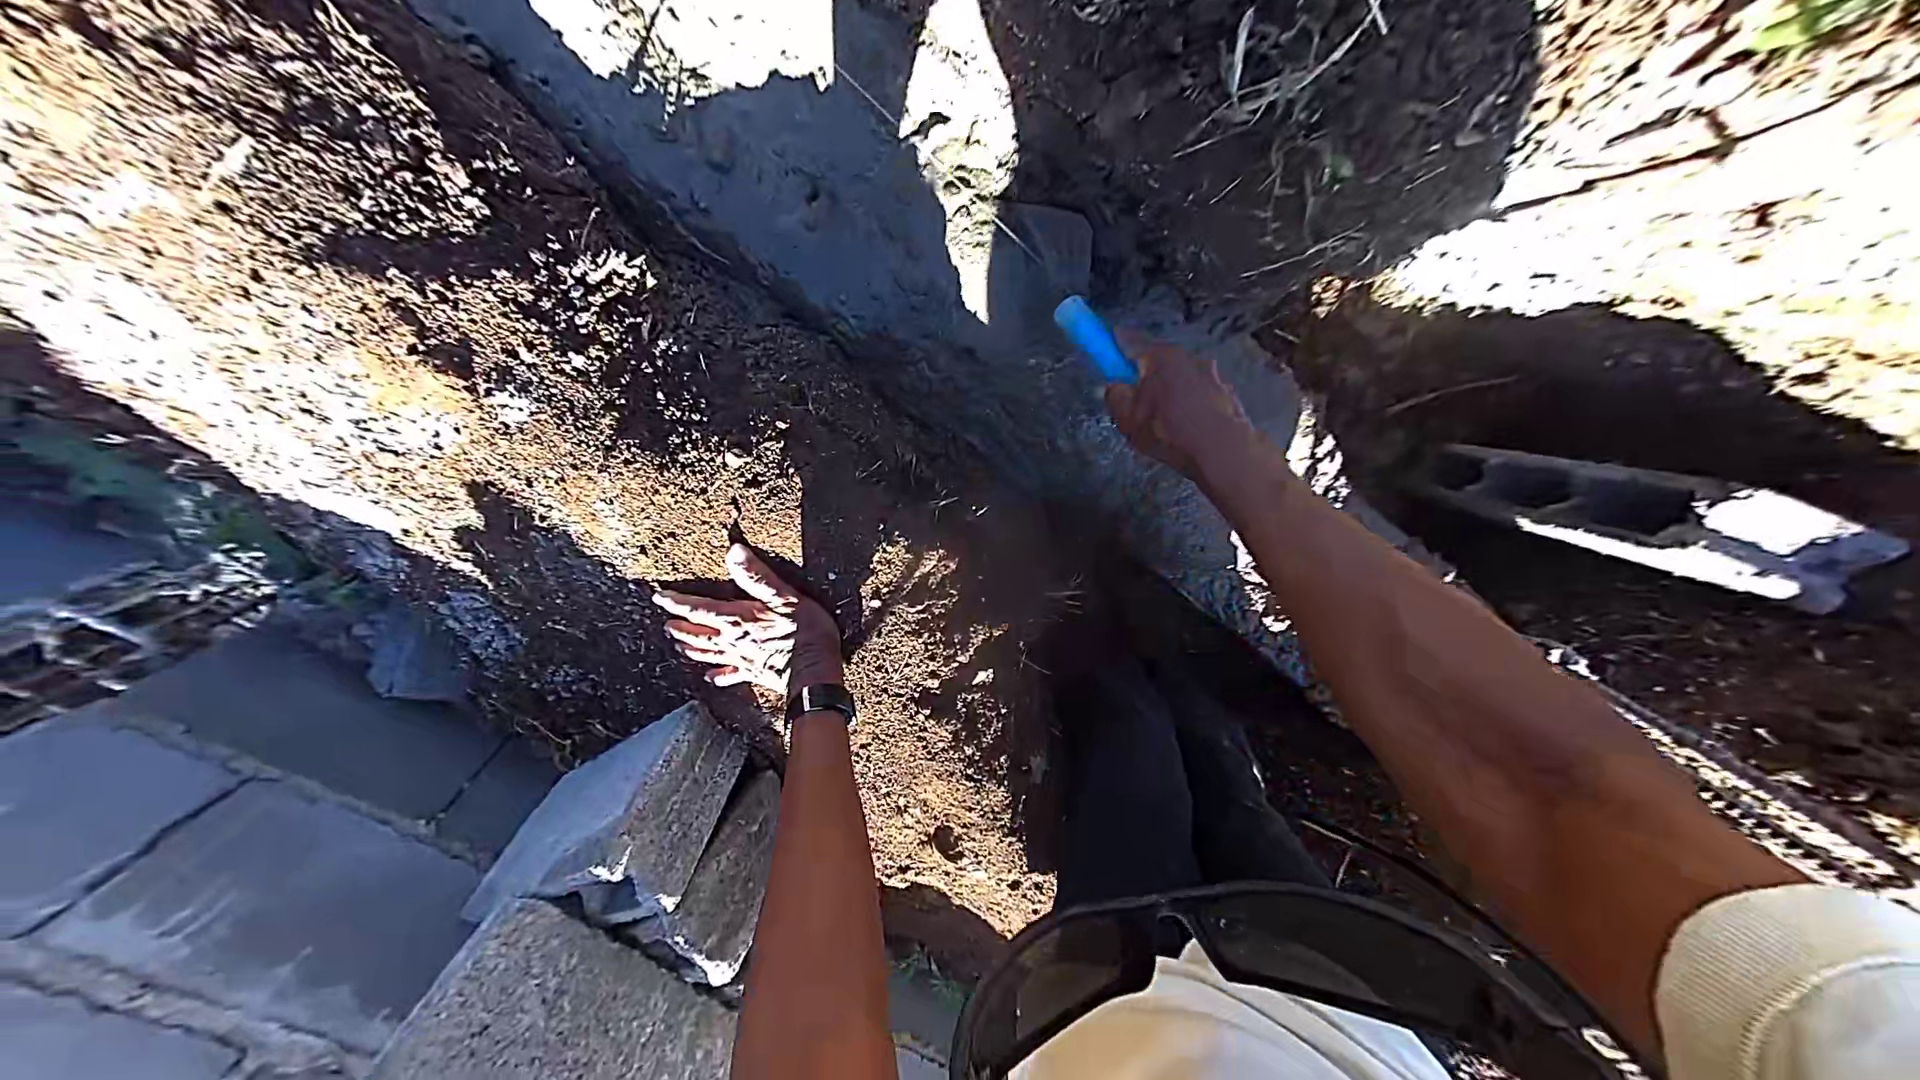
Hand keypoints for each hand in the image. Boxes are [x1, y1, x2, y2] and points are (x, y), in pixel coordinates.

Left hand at [653, 543, 842, 693]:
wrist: (814, 673)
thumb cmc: (804, 633)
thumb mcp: (785, 596)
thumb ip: (758, 576)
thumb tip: (734, 551)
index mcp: (737, 619)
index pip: (699, 609)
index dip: (678, 602)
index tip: (661, 597)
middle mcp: (733, 640)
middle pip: (698, 633)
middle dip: (680, 626)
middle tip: (667, 622)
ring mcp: (742, 659)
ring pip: (708, 653)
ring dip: (691, 647)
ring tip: (678, 643)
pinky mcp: (753, 673)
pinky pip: (730, 675)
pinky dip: (718, 675)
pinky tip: (711, 677)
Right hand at [1104, 332, 1256, 481]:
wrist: (1220, 450)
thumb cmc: (1167, 430)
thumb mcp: (1126, 418)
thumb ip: (1115, 396)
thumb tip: (1117, 386)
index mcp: (1161, 356)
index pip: (1129, 341)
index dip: (1114, 347)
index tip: (1106, 353)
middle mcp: (1189, 356)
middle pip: (1159, 361)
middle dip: (1146, 376)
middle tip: (1137, 403)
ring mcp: (1213, 374)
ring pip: (1181, 379)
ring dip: (1172, 392)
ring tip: (1166, 423)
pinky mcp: (1228, 393)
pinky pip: (1200, 395)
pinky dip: (1192, 406)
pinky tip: (1188, 428)